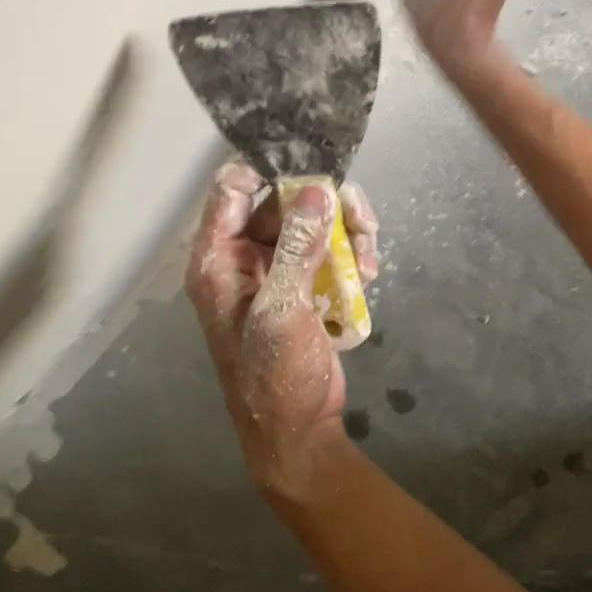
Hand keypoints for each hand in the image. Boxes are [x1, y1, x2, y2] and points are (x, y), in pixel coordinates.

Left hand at [185, 162, 381, 491]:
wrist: (298, 427)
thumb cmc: (275, 375)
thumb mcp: (282, 309)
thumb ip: (297, 248)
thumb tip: (317, 191)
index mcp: (219, 259)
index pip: (233, 188)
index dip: (269, 168)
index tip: (316, 163)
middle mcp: (245, 258)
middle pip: (285, 202)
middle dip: (327, 205)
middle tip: (363, 219)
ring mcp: (278, 272)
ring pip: (315, 223)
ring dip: (347, 231)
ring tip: (371, 255)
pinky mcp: (307, 286)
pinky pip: (331, 250)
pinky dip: (353, 253)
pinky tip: (372, 272)